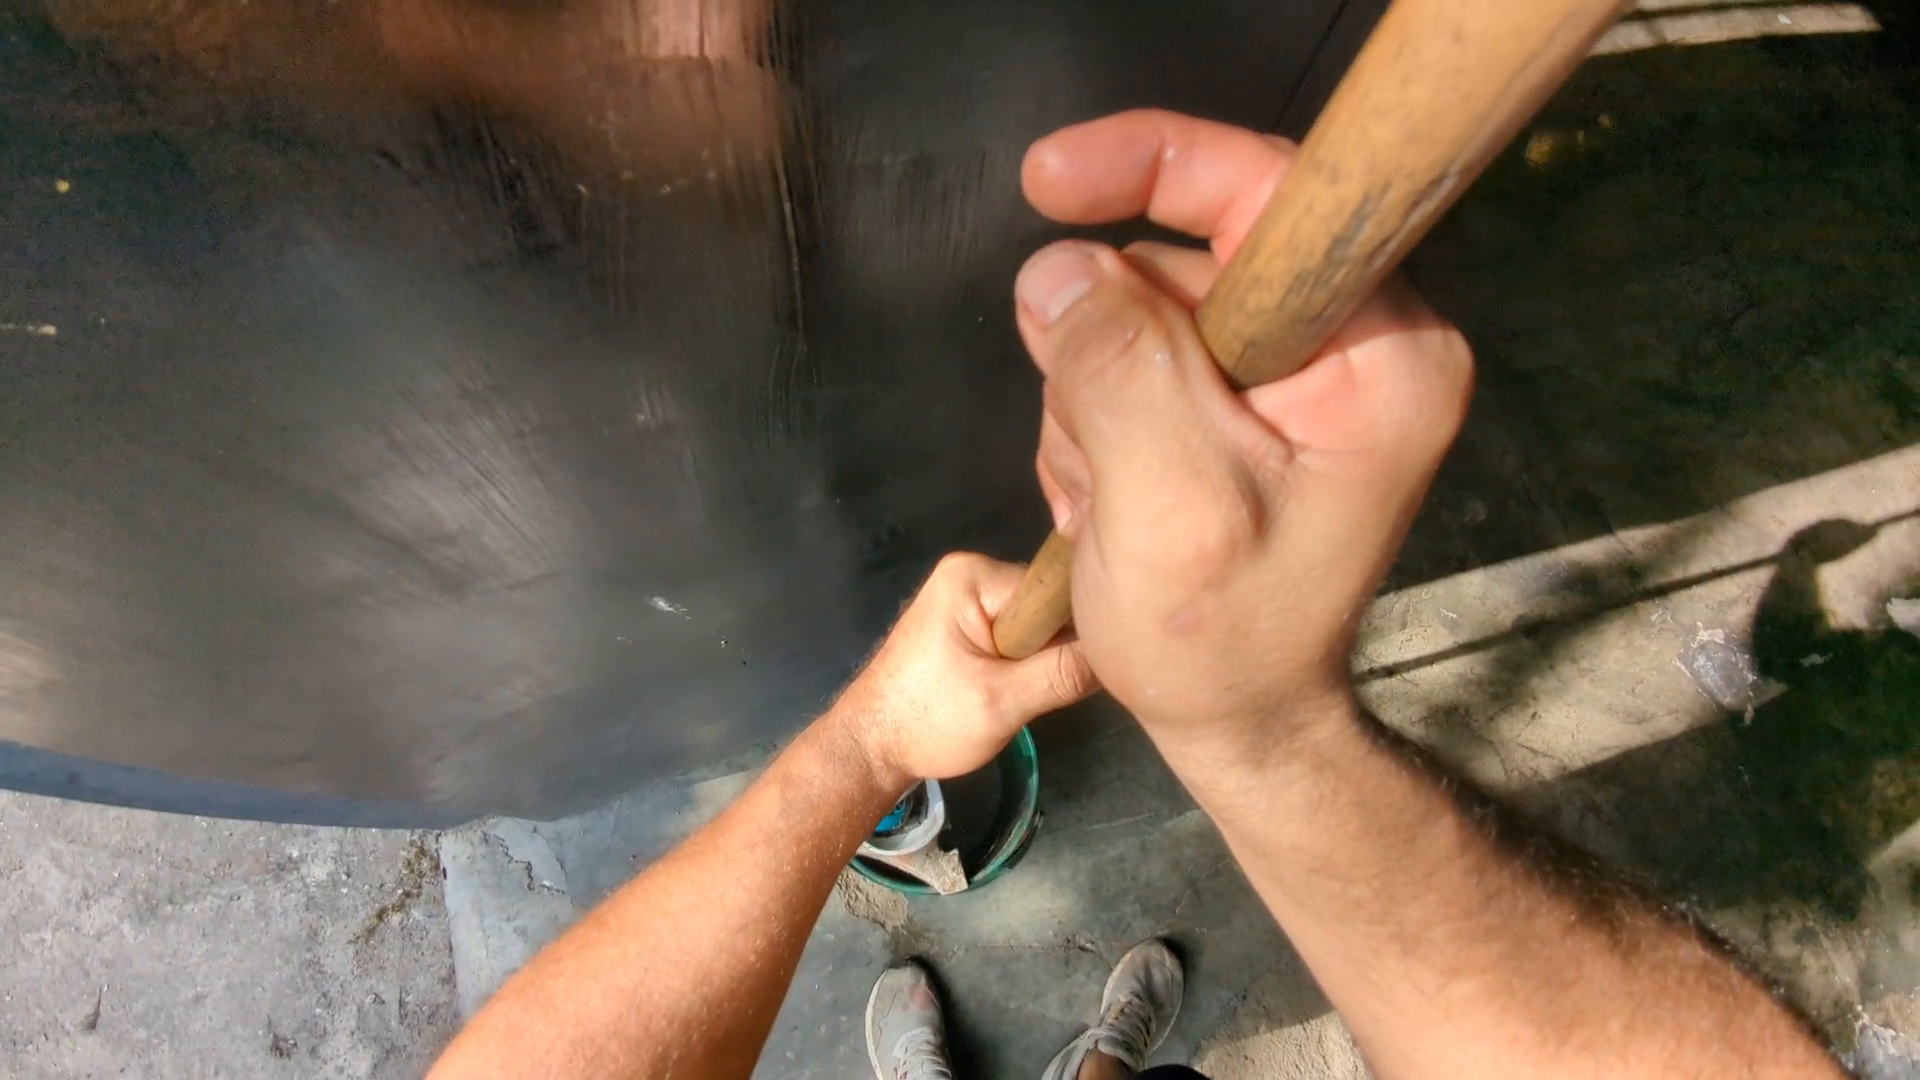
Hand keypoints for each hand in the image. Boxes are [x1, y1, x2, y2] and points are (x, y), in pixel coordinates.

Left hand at [837, 553, 1097, 789]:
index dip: (1078, 630)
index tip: (1094, 667)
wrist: (870, 746)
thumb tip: (1120, 652)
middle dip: (1058, 647)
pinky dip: (1025, 661)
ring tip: (1032, 691)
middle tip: (1053, 688)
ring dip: (1042, 658)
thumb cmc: (928, 721)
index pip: (1054, 589)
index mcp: (974, 575)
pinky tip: (1018, 686)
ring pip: (1036, 622)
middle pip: (1047, 603)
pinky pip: (1018, 632)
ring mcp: (967, 595)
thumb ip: (1064, 674)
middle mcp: (971, 572)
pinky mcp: (966, 620)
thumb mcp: (1003, 702)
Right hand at [1012, 110, 1473, 753]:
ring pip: (1129, 329)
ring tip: (1108, 507)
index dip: (1156, 167)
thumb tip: (1052, 271)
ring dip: (1087, 414)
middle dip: (1104, 363)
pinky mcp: (1221, 411)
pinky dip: (1088, 438)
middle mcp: (1335, 346)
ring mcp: (1272, 380)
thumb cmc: (1218, 638)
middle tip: (1102, 472)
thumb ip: (1117, 373)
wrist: (1230, 717)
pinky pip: (1117, 377)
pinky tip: (1106, 505)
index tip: (1046, 178)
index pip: (1268, 198)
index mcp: (1373, 351)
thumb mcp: (1169, 507)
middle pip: (1174, 273)